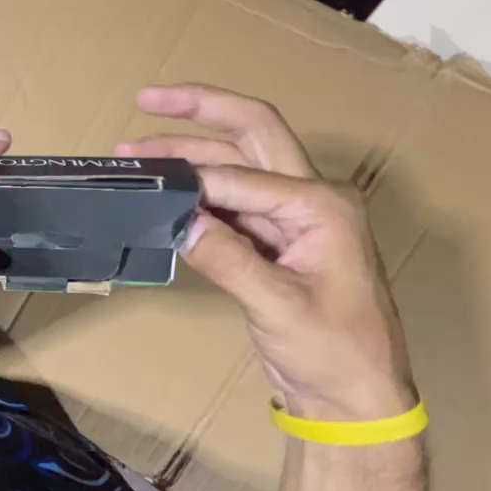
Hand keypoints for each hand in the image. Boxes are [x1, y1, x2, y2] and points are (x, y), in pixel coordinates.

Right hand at [117, 84, 415, 420]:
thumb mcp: (279, 305)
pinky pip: (232, 203)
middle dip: (200, 112)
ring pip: (238, 164)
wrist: (352, 392)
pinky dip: (196, 190)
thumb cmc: (333, 349)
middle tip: (147, 98)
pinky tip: (165, 190)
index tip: (144, 180)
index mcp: (324, 206)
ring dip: (191, 150)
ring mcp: (292, 219)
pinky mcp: (274, 242)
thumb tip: (179, 220)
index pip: (246, 175)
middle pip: (253, 134)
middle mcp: (311, 199)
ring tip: (137, 149)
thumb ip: (229, 259)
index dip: (193, 177)